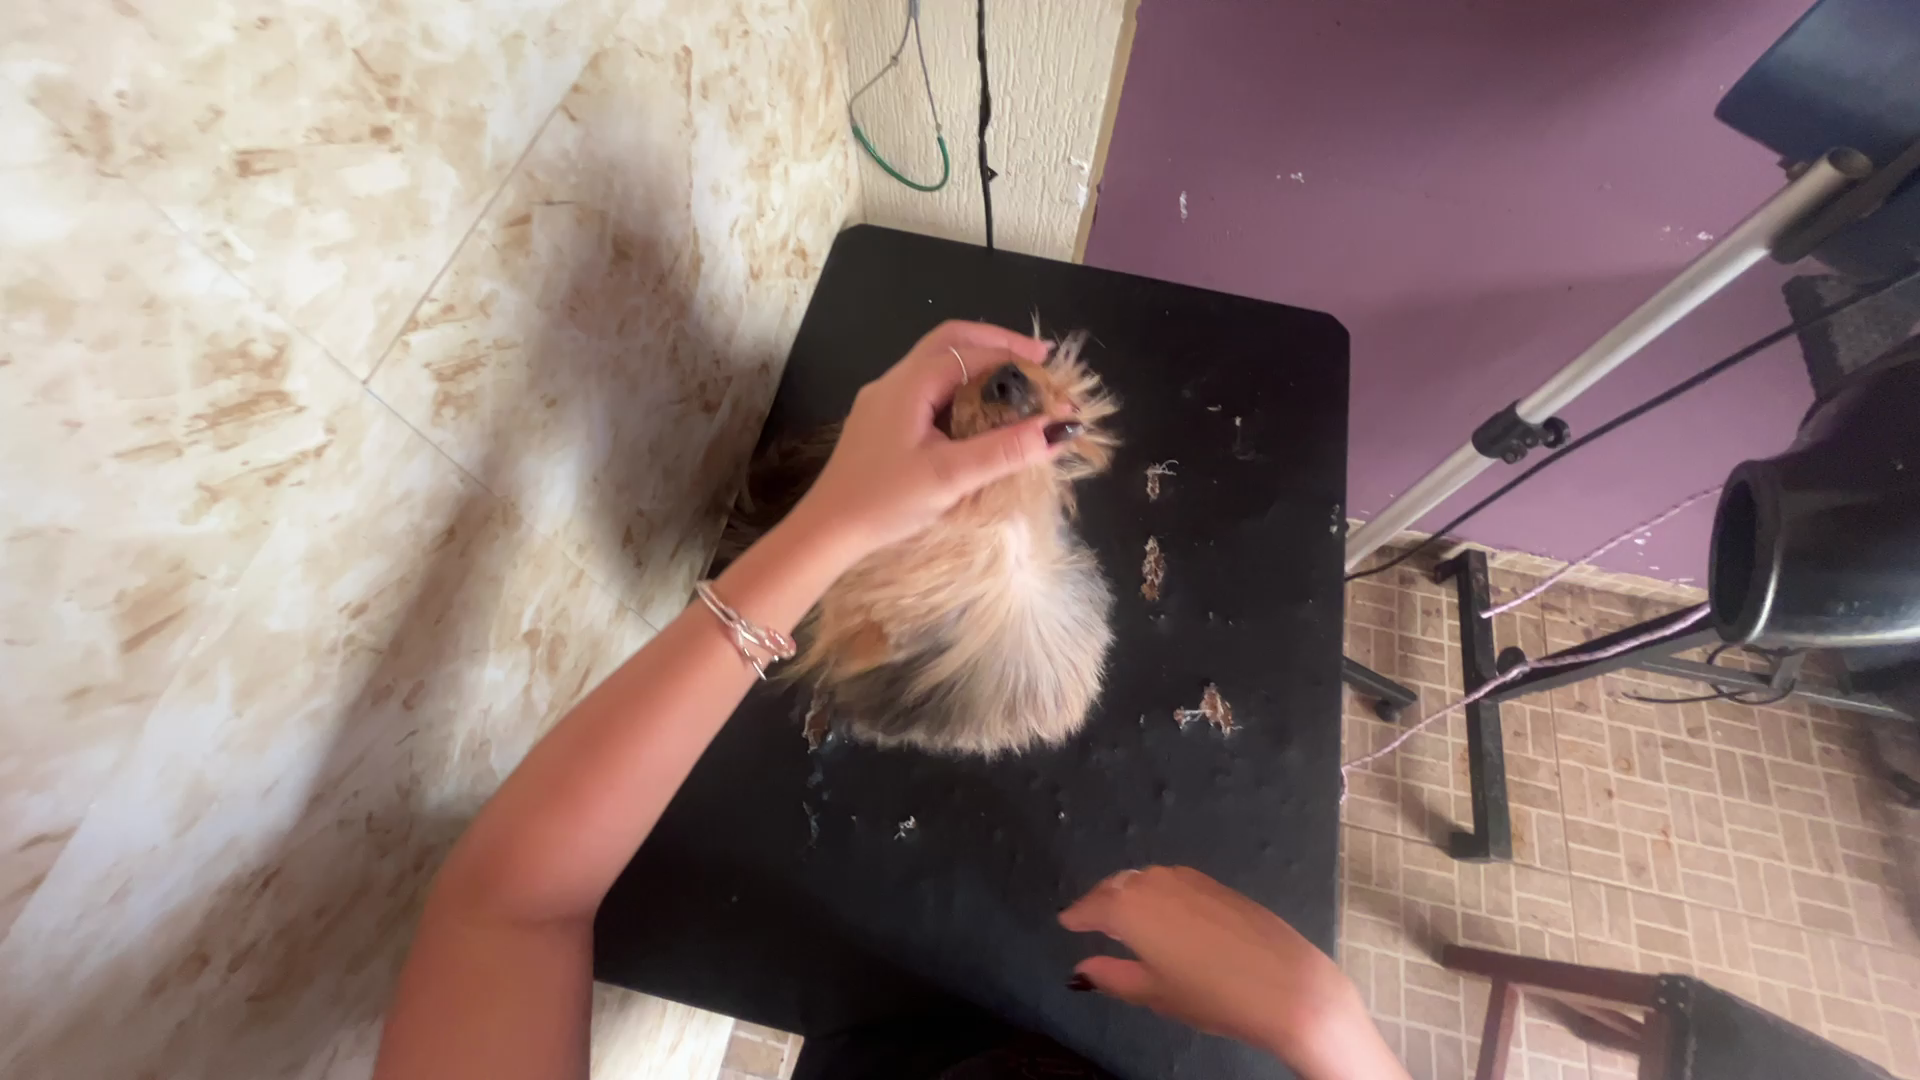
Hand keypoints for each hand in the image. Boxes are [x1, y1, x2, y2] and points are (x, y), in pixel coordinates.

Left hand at [787, 320, 1065, 556]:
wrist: (828, 529)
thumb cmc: (886, 502)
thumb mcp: (951, 477)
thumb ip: (1005, 451)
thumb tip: (1060, 429)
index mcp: (910, 384)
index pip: (972, 353)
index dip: (1017, 362)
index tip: (1054, 380)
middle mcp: (894, 381)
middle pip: (951, 341)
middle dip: (997, 344)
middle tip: (1038, 360)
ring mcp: (883, 400)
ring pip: (936, 363)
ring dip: (976, 363)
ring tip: (1014, 381)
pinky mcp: (880, 421)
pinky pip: (925, 388)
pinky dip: (958, 387)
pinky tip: (974, 410)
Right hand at [1059, 866, 1407, 1079]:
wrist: (1285, 983)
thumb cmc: (1212, 995)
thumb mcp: (1155, 994)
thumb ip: (1112, 977)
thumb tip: (1082, 969)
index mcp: (1128, 907)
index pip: (1090, 906)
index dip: (1076, 917)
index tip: (1066, 922)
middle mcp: (1150, 880)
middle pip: (1115, 887)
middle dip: (1100, 903)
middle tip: (1091, 922)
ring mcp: (1183, 876)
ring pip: (1142, 880)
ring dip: (1129, 895)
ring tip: (1127, 920)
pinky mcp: (1210, 881)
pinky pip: (1168, 881)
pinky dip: (1156, 894)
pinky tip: (1165, 916)